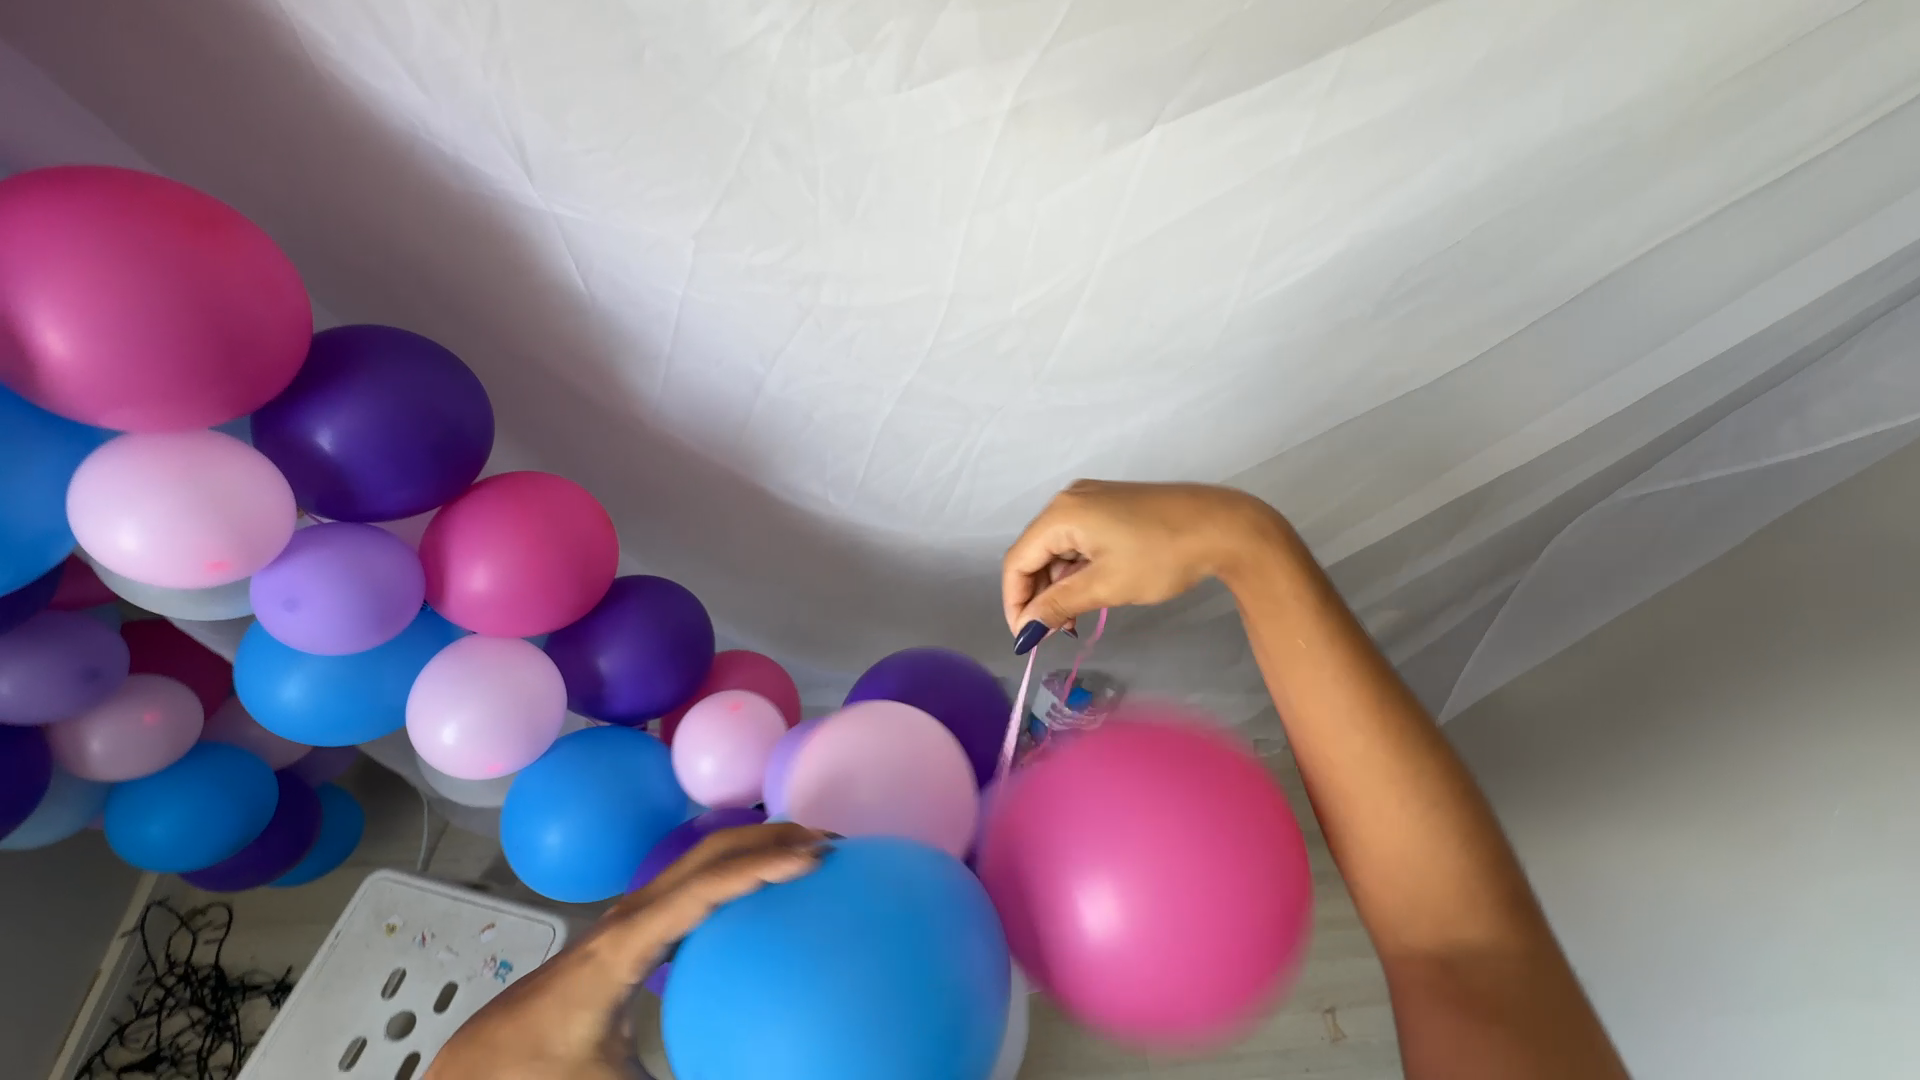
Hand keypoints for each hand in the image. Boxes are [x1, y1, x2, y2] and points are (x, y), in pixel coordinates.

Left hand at [426, 824, 828, 1079]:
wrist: (479, 1069)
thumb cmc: (542, 1074)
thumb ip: (681, 1079)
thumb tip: (757, 1066)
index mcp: (628, 945)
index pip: (704, 888)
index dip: (760, 867)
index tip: (813, 859)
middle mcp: (633, 914)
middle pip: (709, 852)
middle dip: (770, 836)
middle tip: (830, 841)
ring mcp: (633, 914)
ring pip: (702, 858)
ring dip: (756, 844)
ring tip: (808, 851)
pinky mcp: (636, 926)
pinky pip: (695, 883)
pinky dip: (737, 870)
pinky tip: (763, 894)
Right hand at [1001, 480, 1289, 643]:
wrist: (1224, 526)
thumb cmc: (1162, 556)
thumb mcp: (1106, 586)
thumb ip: (1058, 606)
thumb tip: (1025, 630)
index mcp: (1061, 514)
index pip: (1017, 561)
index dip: (1015, 602)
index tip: (1025, 638)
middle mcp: (1069, 500)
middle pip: (1034, 553)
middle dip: (1038, 596)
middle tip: (1052, 633)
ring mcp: (1090, 500)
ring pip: (1056, 550)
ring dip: (1058, 586)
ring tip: (1073, 620)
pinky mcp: (1109, 507)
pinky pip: (1077, 541)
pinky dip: (1076, 571)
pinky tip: (1088, 595)